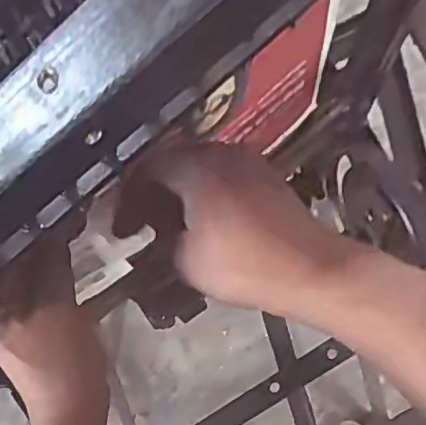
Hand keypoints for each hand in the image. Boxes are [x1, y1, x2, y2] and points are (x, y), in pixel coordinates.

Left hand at [0, 226, 107, 424]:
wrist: (72, 417)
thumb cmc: (65, 370)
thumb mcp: (59, 310)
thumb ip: (51, 265)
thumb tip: (54, 226)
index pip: (7, 250)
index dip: (36, 227)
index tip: (62, 207)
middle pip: (15, 261)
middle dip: (42, 240)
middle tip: (72, 216)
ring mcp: (6, 321)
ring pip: (27, 276)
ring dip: (49, 256)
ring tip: (73, 235)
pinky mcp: (25, 331)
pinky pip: (36, 293)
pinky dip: (52, 278)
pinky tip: (68, 266)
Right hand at [117, 141, 363, 313]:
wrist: (306, 269)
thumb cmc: (244, 266)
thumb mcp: (186, 261)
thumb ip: (160, 240)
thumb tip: (152, 235)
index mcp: (195, 169)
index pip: (147, 168)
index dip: (127, 195)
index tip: (119, 221)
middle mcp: (221, 154)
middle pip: (172, 159)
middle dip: (150, 187)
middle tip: (138, 217)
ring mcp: (247, 163)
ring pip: (199, 165)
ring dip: (177, 189)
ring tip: (166, 222)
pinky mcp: (264, 178)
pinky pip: (222, 175)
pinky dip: (202, 192)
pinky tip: (198, 220)